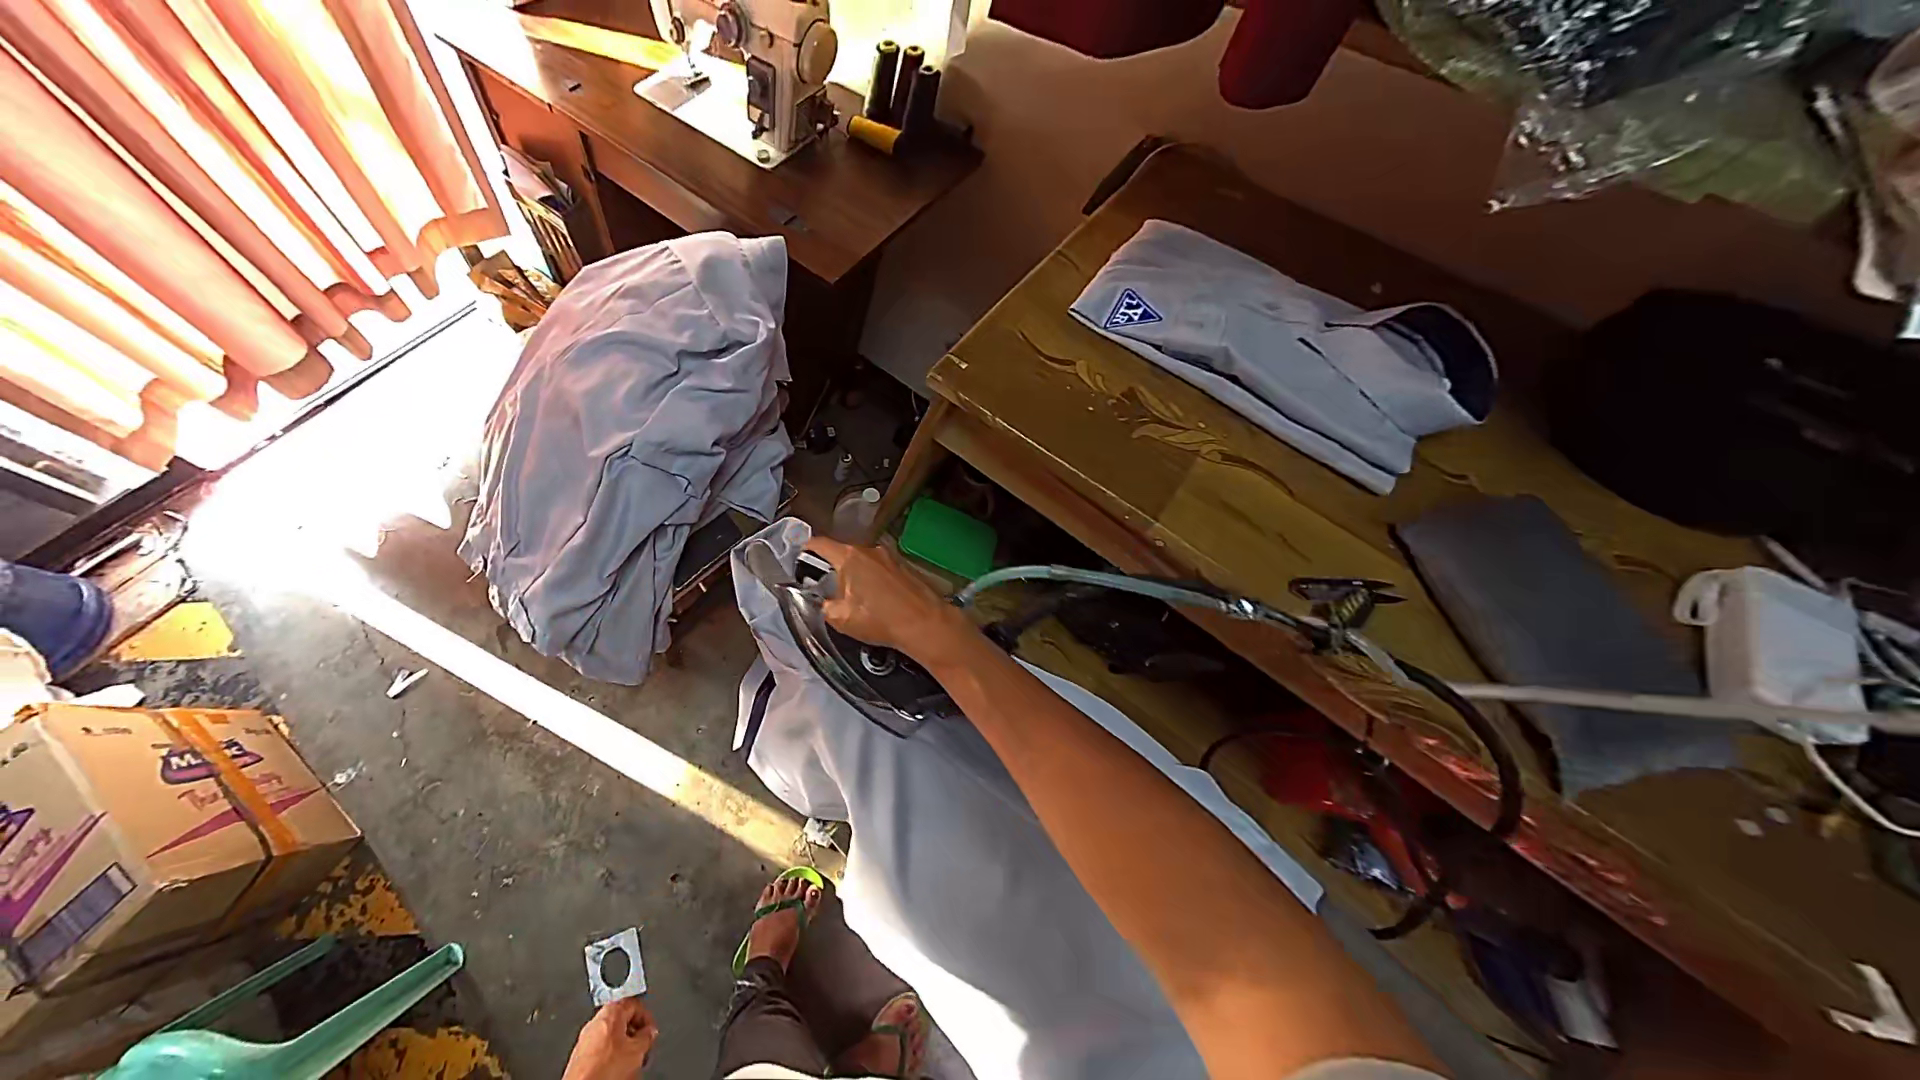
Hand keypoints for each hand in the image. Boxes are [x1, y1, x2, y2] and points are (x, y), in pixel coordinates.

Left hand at [561, 998, 656, 1079]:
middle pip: (622, 1022)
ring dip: (623, 1047)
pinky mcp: (578, 1059)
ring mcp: (584, 1041)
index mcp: (610, 1011)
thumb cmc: (603, 1070)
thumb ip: (647, 1035)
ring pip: (611, 1038)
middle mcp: (594, 1022)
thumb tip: (648, 1033)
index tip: (650, 1032)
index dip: (646, 1018)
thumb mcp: (638, 1049)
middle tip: (641, 1047)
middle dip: (634, 1035)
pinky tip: (614, 1069)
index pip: (635, 1004)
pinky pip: (600, 1051)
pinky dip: (610, 1057)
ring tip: (629, 1061)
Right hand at [803, 536, 977, 667]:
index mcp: (849, 557)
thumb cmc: (882, 620)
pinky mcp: (904, 566)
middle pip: (842, 553)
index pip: (819, 544)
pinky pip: (880, 568)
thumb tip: (821, 600)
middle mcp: (870, 550)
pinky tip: (877, 601)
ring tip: (856, 600)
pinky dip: (873, 580)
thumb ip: (822, 605)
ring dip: (855, 576)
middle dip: (832, 570)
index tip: (799, 562)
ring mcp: (890, 556)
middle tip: (828, 592)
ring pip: (862, 561)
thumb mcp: (840, 618)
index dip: (805, 551)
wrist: (926, 624)